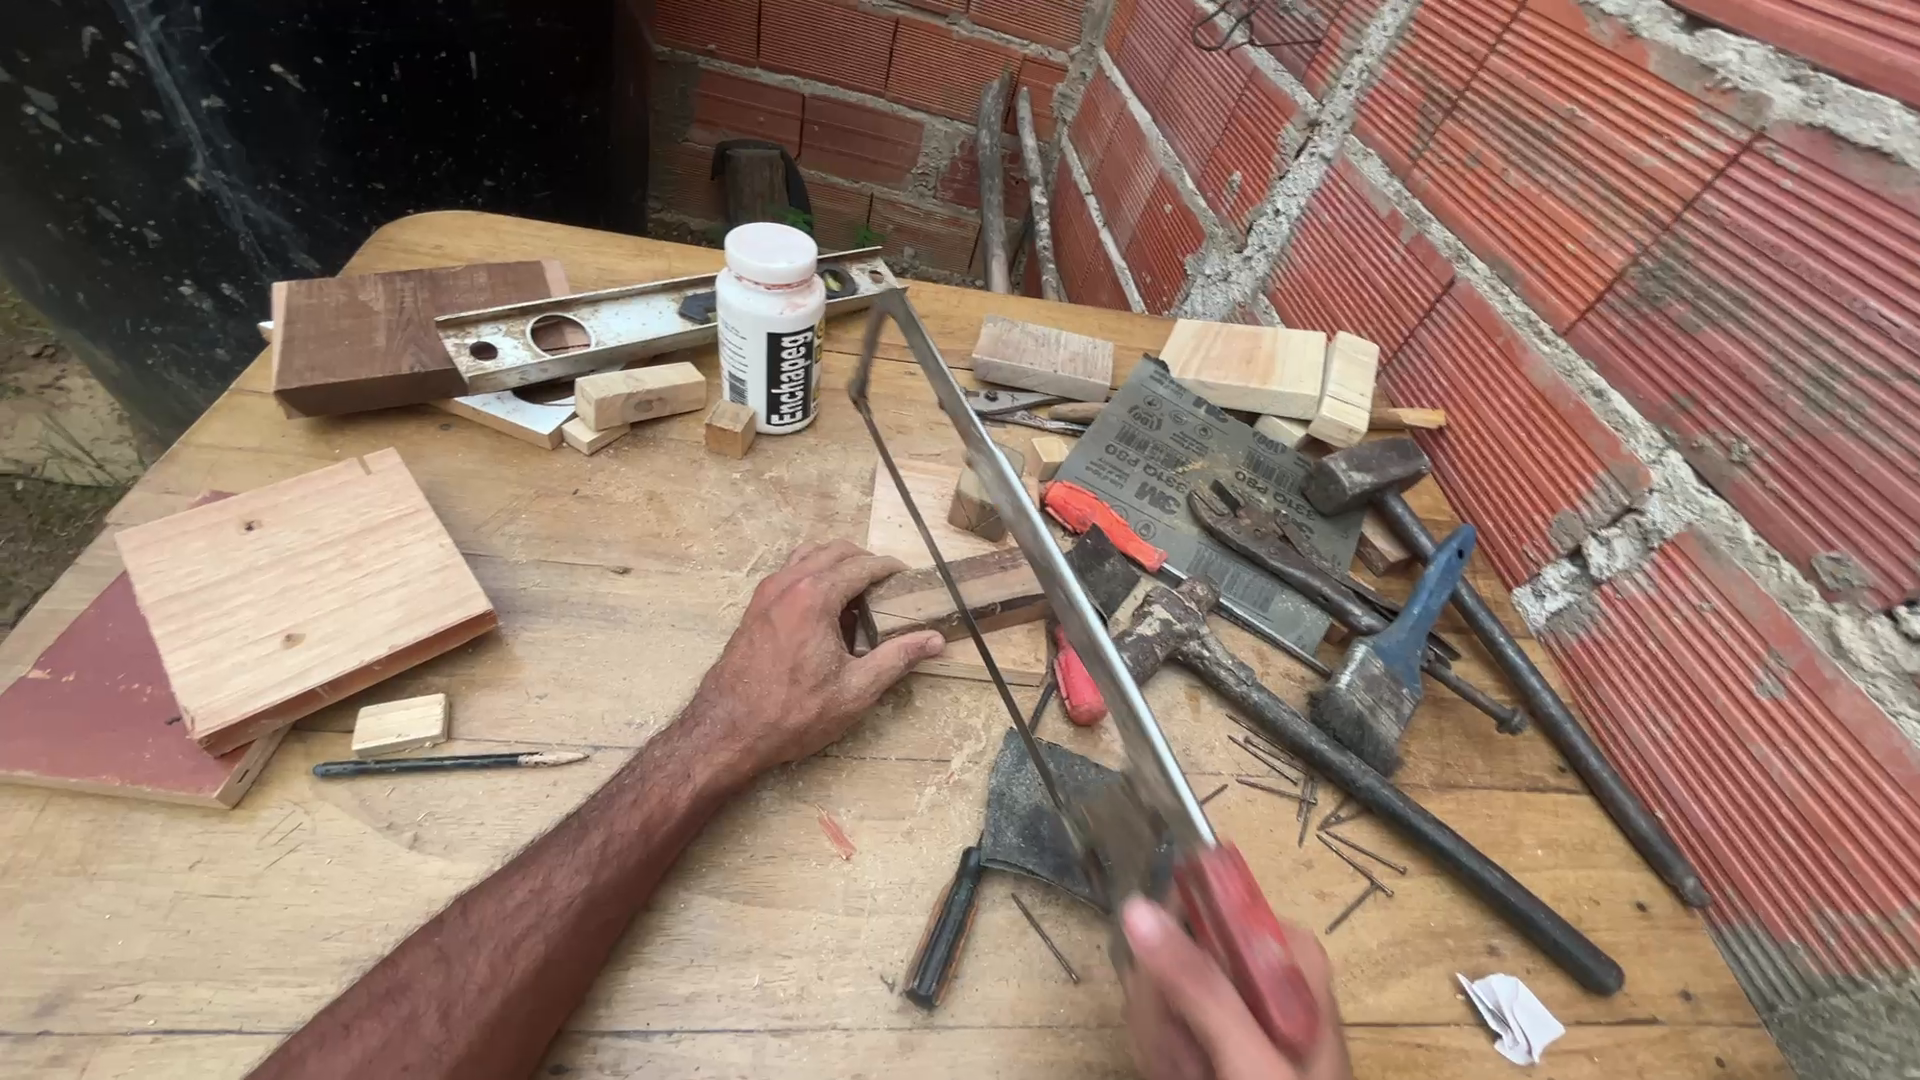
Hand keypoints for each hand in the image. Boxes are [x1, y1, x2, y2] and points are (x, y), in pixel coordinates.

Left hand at [689, 539, 944, 777]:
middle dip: (865, 561)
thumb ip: (898, 658)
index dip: (890, 568)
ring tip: (859, 593)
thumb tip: (936, 641)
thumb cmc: (793, 713)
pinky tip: (826, 609)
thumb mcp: (856, 690)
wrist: (727, 731)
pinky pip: (790, 572)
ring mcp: (766, 592)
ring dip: (837, 563)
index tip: (908, 578)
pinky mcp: (754, 607)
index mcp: (815, 596)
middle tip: (888, 586)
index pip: (862, 565)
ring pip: (809, 555)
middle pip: (835, 550)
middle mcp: (788, 583)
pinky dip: (814, 574)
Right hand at [1122, 897, 1351, 1079]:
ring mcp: (1239, 995)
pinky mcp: (1217, 1025)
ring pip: (1157, 983)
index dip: (1170, 948)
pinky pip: (1161, 1014)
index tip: (1169, 1007)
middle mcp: (1262, 964)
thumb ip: (1198, 987)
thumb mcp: (1251, 1067)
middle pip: (1171, 946)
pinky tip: (1179, 1079)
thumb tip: (1136, 906)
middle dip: (1164, 1013)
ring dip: (1160, 1041)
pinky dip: (1161, 1054)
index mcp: (1288, 954)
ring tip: (1186, 1079)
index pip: (1200, 904)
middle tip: (1187, 1068)